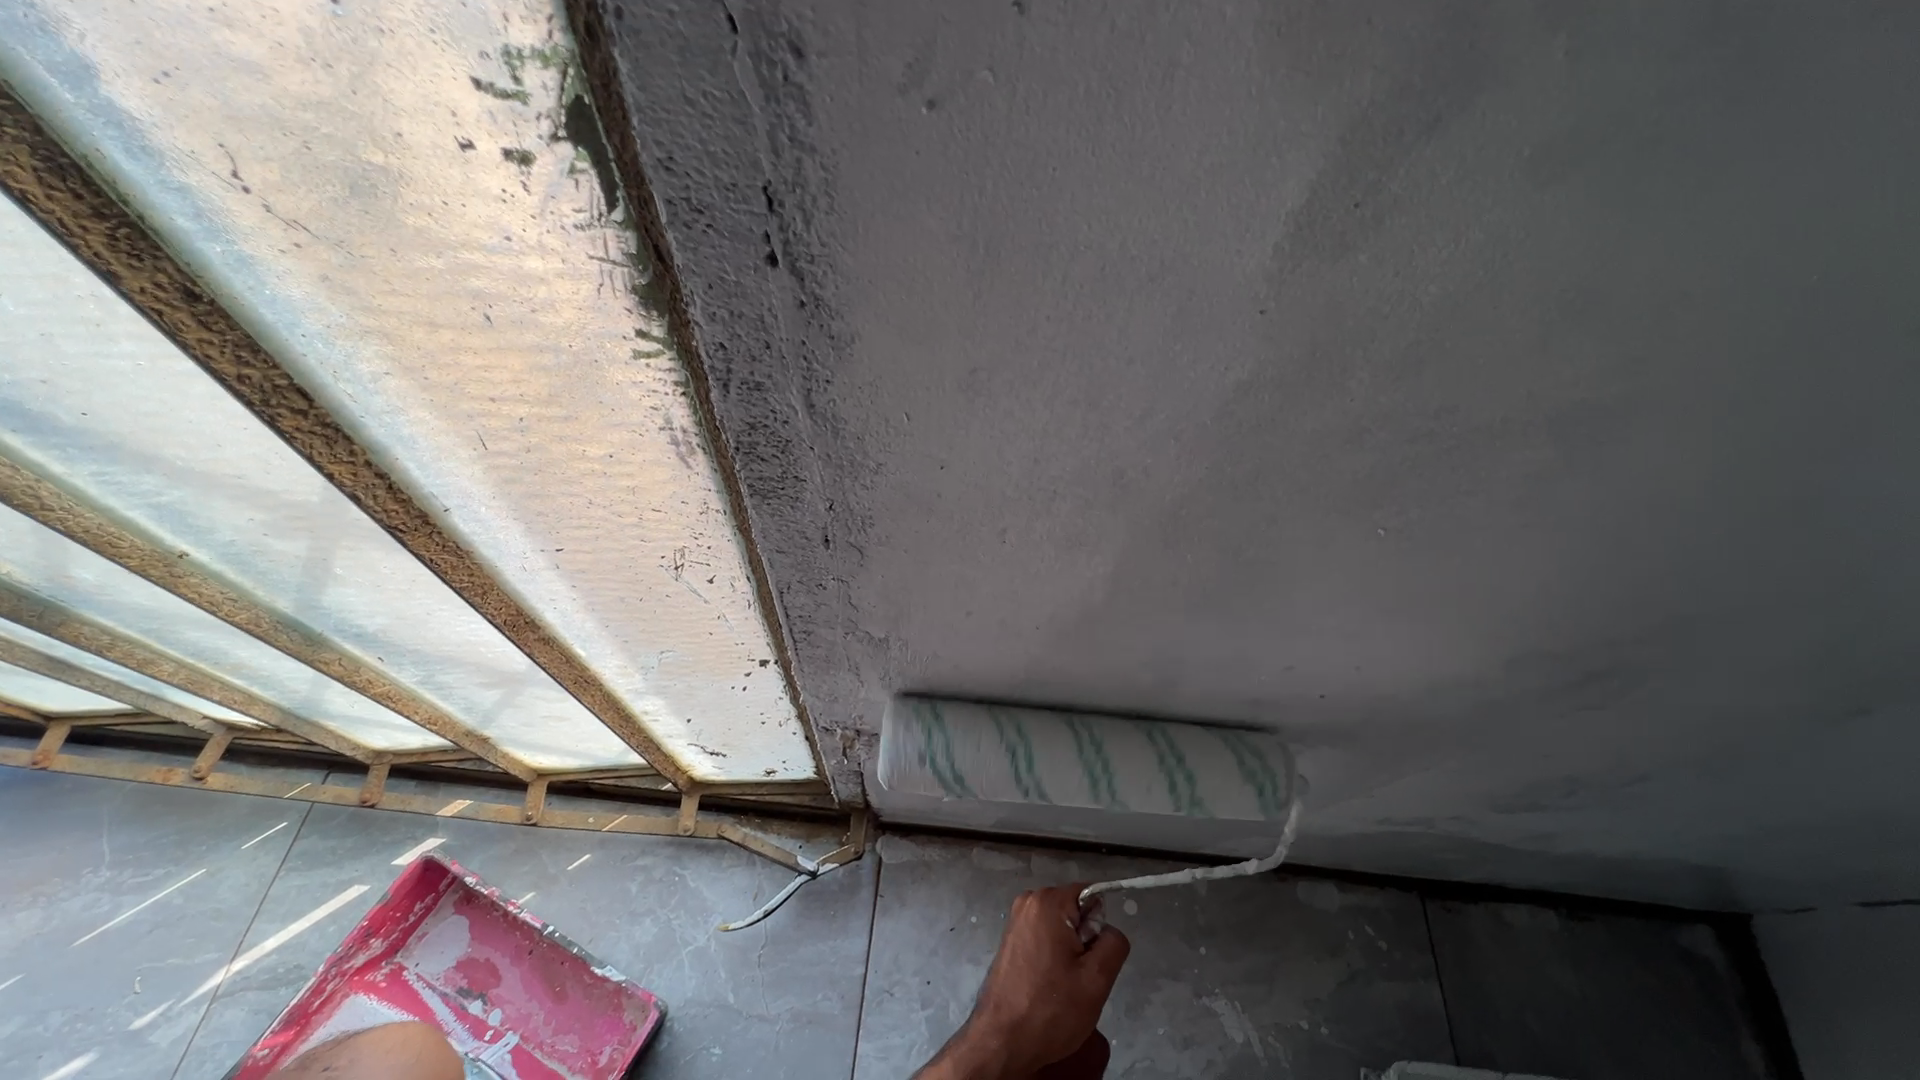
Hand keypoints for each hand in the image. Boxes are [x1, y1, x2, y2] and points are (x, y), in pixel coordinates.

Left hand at [914, 884, 1130, 1079]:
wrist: (1002, 1042)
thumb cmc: (1050, 1009)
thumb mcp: (1097, 978)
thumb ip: (1114, 943)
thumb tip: (1110, 930)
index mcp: (1047, 902)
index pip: (1091, 895)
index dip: (1098, 926)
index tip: (1090, 956)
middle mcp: (1028, 903)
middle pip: (1075, 911)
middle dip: (1084, 941)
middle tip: (1077, 976)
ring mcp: (1016, 922)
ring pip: (1061, 928)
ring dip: (1070, 954)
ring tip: (1061, 984)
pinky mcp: (1011, 941)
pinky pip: (1045, 939)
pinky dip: (1053, 959)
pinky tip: (1047, 986)